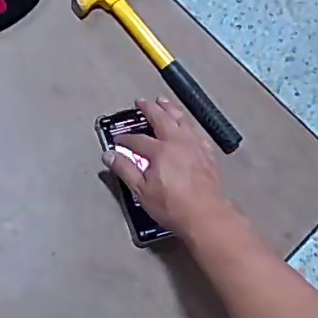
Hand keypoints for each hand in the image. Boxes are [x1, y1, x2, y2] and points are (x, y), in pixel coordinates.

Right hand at [102, 97, 238, 237]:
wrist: (205, 215)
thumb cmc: (175, 206)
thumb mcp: (141, 190)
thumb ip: (125, 170)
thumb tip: (110, 156)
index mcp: (160, 150)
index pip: (137, 139)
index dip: (125, 139)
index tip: (118, 140)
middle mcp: (178, 143)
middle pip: (161, 119)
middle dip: (149, 109)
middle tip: (142, 102)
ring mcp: (195, 146)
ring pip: (181, 120)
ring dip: (170, 109)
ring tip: (164, 102)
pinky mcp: (207, 154)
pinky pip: (196, 131)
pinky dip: (188, 124)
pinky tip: (187, 125)